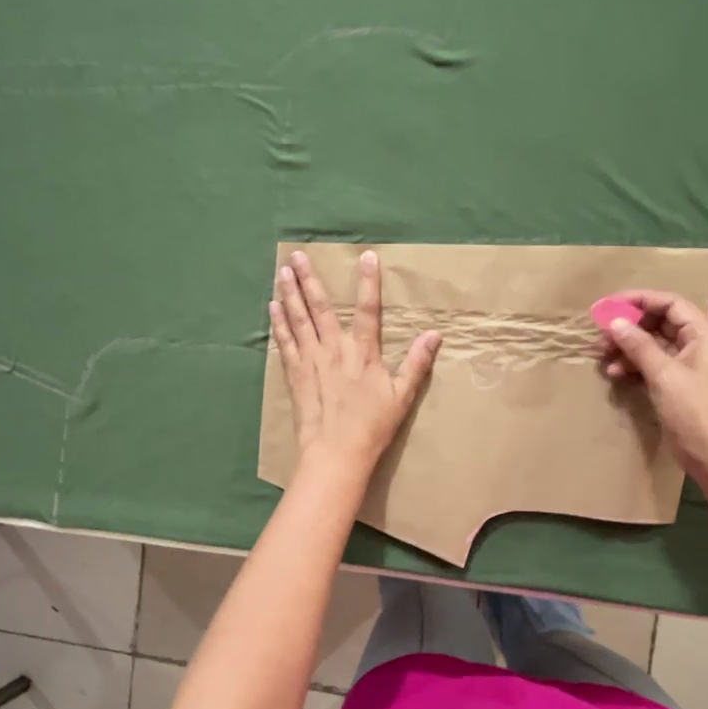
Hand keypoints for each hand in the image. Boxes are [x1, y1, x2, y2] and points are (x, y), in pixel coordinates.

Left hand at [271, 249, 440, 470]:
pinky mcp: (295, 375)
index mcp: (364, 352)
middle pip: (320, 307)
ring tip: (282, 271)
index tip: (366, 256)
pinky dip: (278, 323)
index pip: (368, 309)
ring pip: (298, 319)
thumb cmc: (372, 427)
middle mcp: (335, 349)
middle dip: (310, 279)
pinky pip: (285, 342)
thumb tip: (435, 335)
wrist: (336, 453)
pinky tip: (272, 307)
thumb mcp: (402, 396)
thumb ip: (417, 363)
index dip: (368, 282)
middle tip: (298, 255)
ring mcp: (311, 360)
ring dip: (290, 293)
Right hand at [595, 291, 707, 483]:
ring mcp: (689, 366)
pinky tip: (616, 375)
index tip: (608, 306)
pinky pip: (653, 366)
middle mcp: (699, 345)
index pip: (670, 304)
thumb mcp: (664, 375)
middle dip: (629, 328)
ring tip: (603, 358)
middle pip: (660, 324)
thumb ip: (638, 345)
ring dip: (628, 349)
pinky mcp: (678, 385)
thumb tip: (614, 321)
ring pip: (653, 346)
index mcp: (705, 335)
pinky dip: (634, 367)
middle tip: (601, 336)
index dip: (639, 300)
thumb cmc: (695, 411)